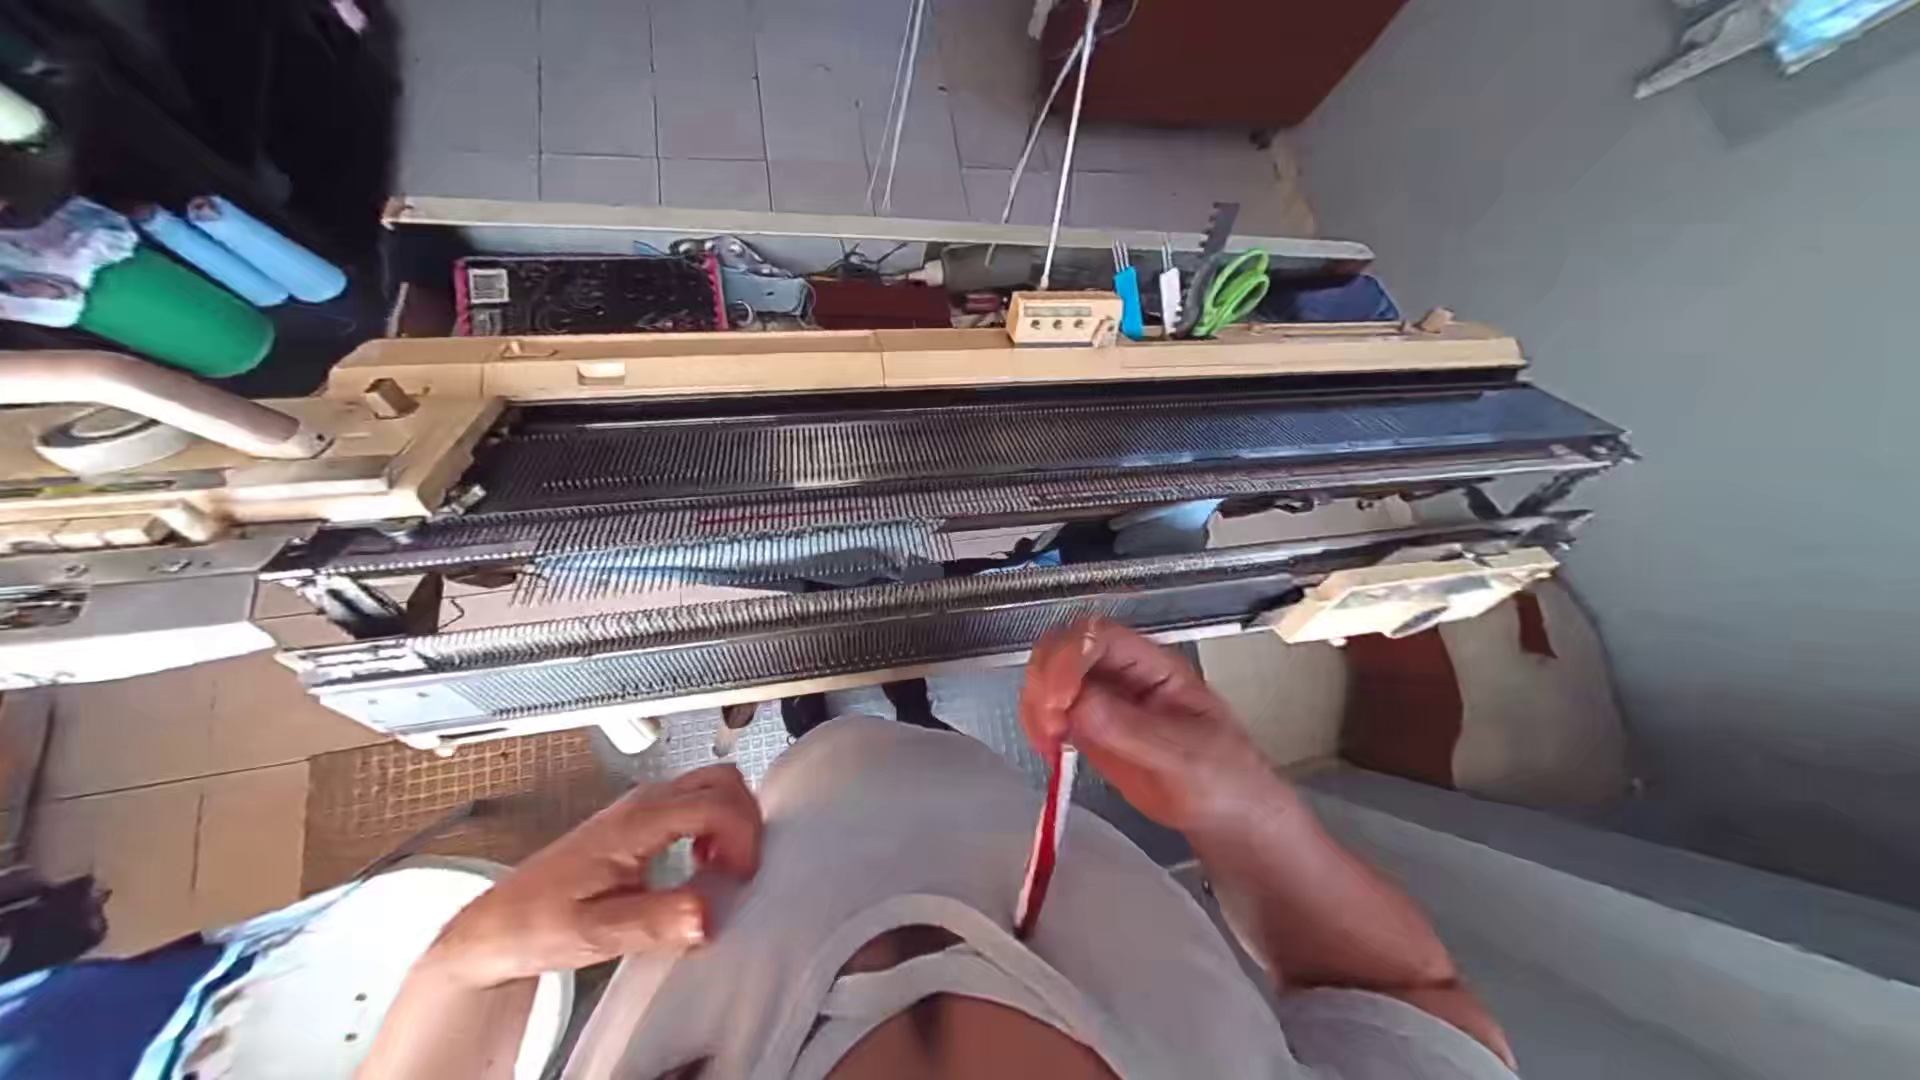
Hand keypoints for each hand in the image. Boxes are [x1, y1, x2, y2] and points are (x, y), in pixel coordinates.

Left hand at [424, 765, 762, 988]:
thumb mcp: (595, 934)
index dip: (742, 835)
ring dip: (733, 819)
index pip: (714, 803)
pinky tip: (702, 861)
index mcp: (637, 821)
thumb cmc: (536, 925)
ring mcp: (644, 804)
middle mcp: (645, 801)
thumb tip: (709, 913)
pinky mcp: (643, 816)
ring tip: (723, 866)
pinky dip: (718, 822)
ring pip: (714, 783)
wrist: (496, 926)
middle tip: (744, 864)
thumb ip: (655, 922)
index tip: (742, 873)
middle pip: (722, 779)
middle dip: (746, 818)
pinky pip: (699, 799)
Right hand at [1019, 618, 1282, 831]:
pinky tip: (1048, 748)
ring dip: (1035, 703)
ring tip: (1046, 741)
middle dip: (1045, 679)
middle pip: (1064, 646)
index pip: (1099, 637)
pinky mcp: (1087, 724)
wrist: (1228, 817)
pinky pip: (1047, 709)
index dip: (1070, 658)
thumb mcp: (1186, 756)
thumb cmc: (1225, 780)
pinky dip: (1036, 724)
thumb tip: (1078, 706)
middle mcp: (1122, 672)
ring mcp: (1102, 696)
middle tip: (1047, 722)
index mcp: (1153, 665)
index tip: (1059, 701)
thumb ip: (1131, 729)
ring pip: (1048, 675)